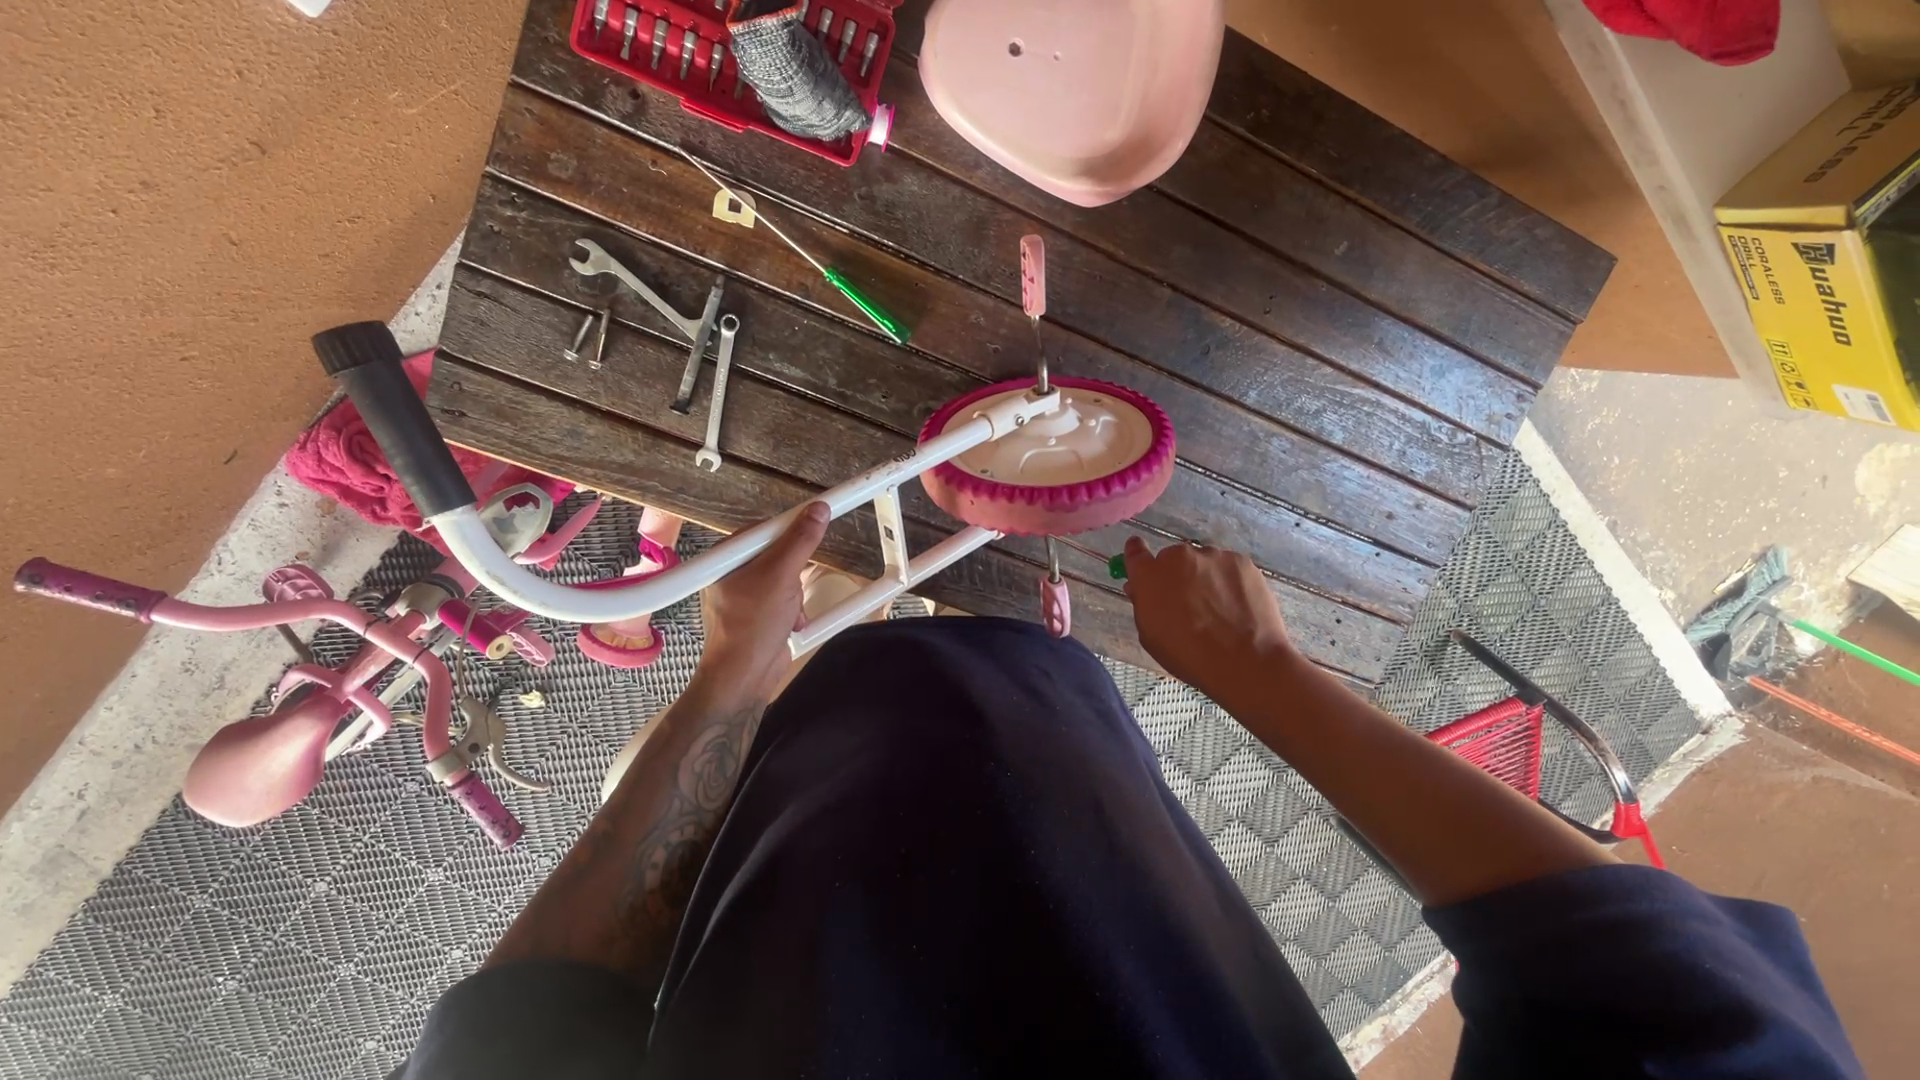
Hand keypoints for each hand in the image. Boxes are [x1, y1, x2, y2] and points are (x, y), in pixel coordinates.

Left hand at [692, 502, 829, 708]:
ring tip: (790, 611)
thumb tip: (818, 509)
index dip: (794, 527)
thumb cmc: (751, 626)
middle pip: (783, 553)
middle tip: (793, 585)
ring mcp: (749, 594)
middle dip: (797, 572)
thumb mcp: (781, 576)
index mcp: (729, 556)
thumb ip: (801, 541)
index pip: (768, 528)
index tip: (822, 519)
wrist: (744, 677)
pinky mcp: (763, 614)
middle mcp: (737, 572)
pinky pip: (789, 599)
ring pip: (790, 578)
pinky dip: (796, 610)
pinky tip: (793, 624)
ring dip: (798, 594)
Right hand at [1122, 537, 1297, 698]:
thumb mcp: (1152, 636)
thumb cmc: (1188, 655)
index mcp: (1149, 576)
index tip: (1144, 563)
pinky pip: (1227, 567)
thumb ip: (1143, 604)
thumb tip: (1140, 588)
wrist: (1245, 659)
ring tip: (1218, 608)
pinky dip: (1228, 580)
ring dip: (1204, 577)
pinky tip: (1236, 605)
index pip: (1135, 551)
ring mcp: (1212, 556)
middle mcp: (1178, 557)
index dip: (1138, 556)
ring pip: (1202, 562)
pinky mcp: (1240, 561)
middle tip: (1188, 602)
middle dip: (1176, 575)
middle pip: (1172, 558)